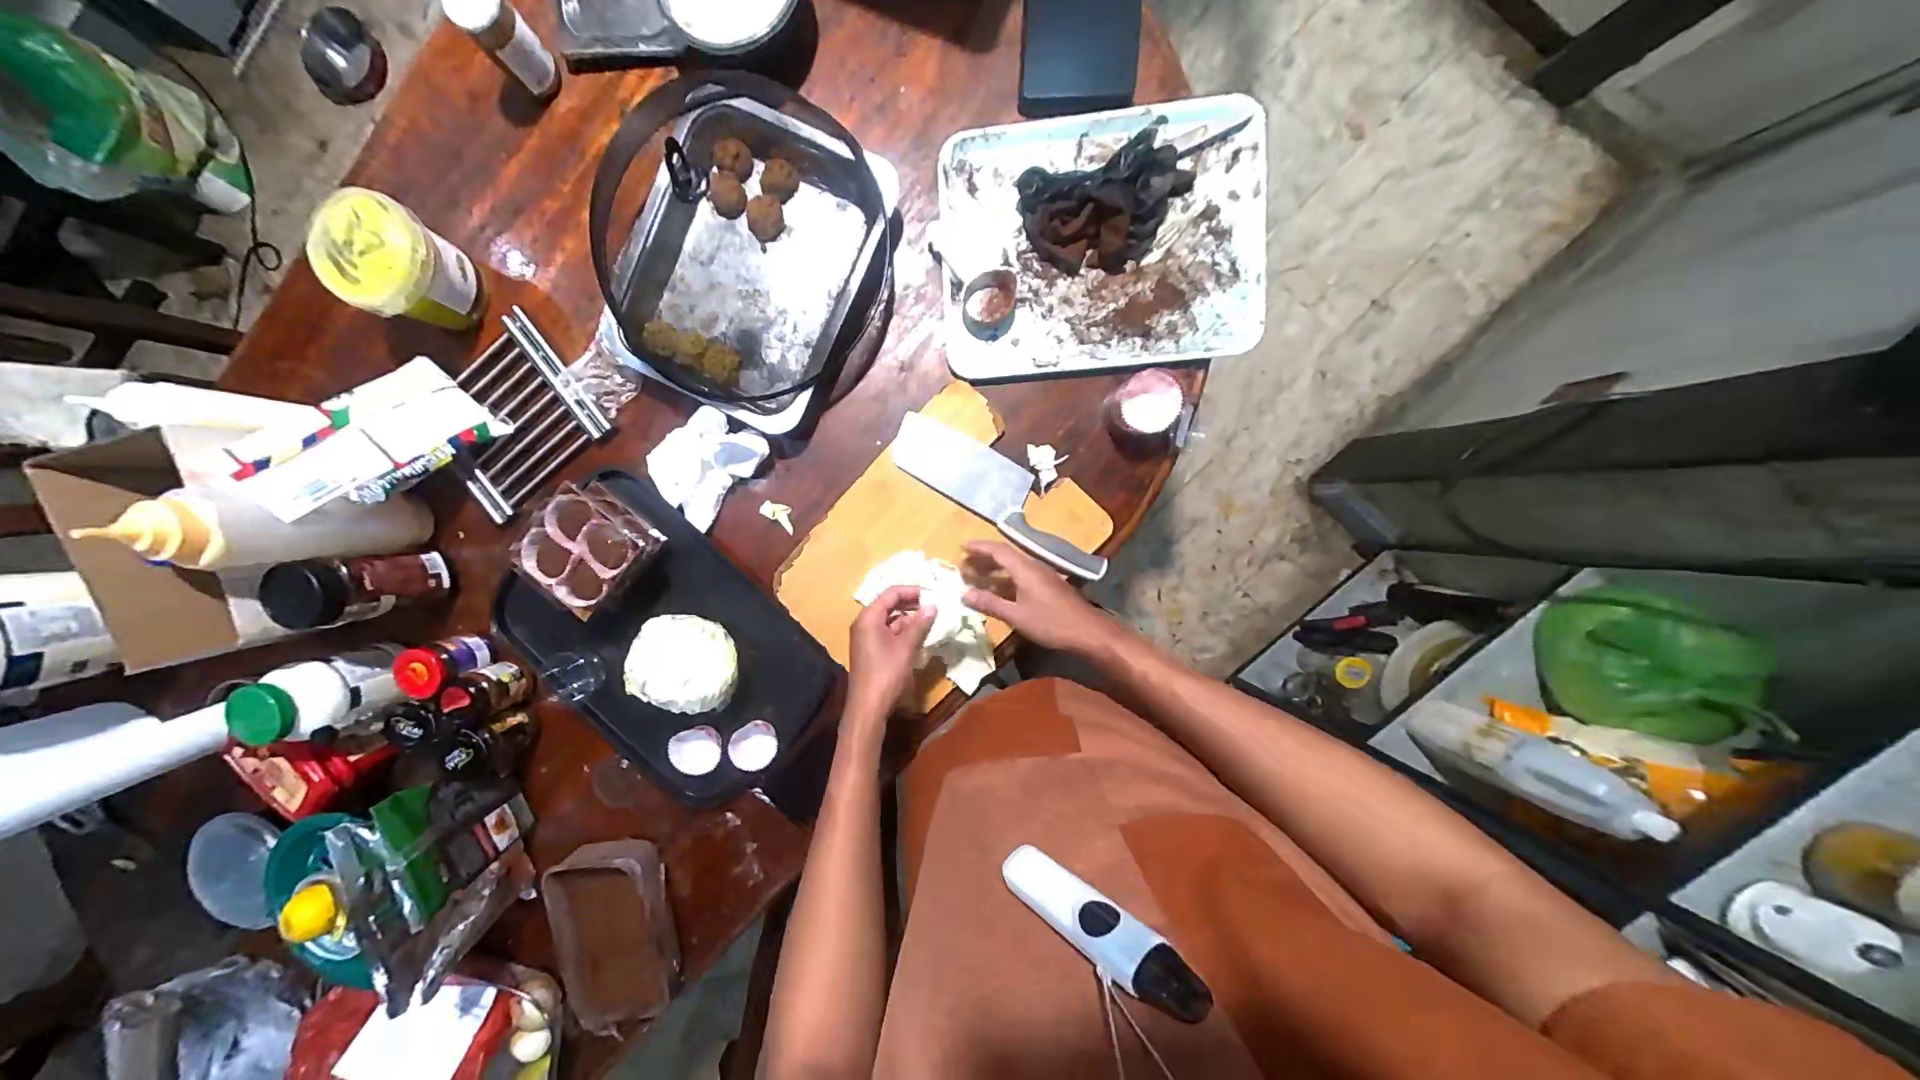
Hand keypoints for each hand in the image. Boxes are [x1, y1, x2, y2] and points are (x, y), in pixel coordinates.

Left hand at [846, 585, 935, 719]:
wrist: (868, 706)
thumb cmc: (886, 673)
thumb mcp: (906, 646)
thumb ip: (919, 624)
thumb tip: (933, 606)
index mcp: (869, 617)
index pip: (891, 593)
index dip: (912, 590)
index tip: (932, 593)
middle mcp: (864, 623)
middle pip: (889, 604)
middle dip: (911, 603)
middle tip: (934, 604)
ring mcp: (866, 637)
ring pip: (889, 619)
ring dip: (909, 618)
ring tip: (930, 619)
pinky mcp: (870, 650)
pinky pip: (887, 632)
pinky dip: (903, 631)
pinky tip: (919, 635)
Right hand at [962, 540, 1114, 653]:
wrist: (1087, 631)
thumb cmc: (1050, 622)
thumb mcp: (1016, 616)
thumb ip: (990, 603)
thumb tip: (965, 594)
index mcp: (1025, 569)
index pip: (998, 550)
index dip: (979, 547)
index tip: (962, 547)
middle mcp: (1034, 566)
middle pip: (1006, 556)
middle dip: (984, 559)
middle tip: (965, 565)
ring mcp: (1044, 576)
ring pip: (1014, 566)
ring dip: (995, 569)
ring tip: (977, 576)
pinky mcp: (1049, 586)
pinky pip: (1022, 575)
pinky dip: (1007, 578)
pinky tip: (1000, 589)